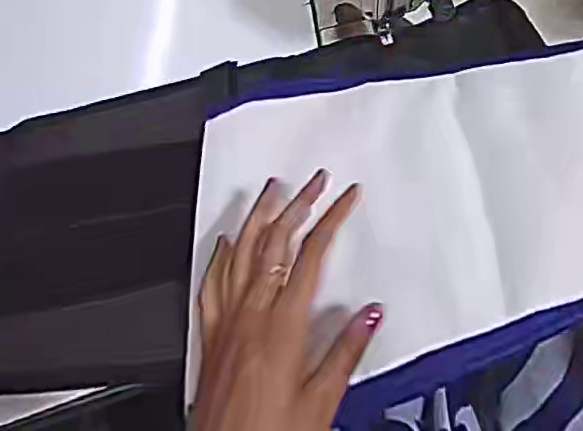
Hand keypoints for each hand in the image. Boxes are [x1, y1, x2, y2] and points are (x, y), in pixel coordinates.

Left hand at [194, 171, 382, 430]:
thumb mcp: (321, 402)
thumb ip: (347, 351)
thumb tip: (372, 312)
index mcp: (283, 325)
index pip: (313, 253)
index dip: (333, 217)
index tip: (347, 196)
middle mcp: (252, 315)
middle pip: (276, 241)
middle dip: (299, 203)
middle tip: (316, 181)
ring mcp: (227, 322)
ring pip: (242, 252)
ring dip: (260, 215)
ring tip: (272, 190)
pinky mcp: (209, 337)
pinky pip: (213, 284)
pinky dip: (222, 256)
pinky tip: (227, 241)